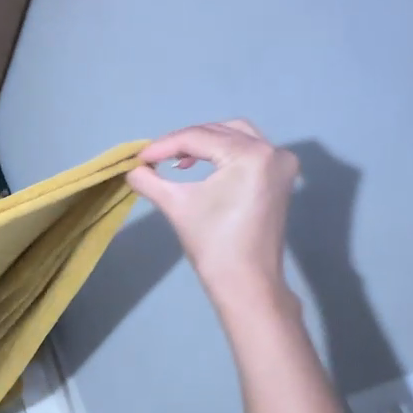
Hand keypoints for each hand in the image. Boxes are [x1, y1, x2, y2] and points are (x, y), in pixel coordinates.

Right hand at [125, 121, 300, 307]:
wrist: (245, 281)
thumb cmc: (212, 243)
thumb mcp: (176, 205)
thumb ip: (149, 180)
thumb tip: (132, 168)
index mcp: (250, 155)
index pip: (198, 138)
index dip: (163, 145)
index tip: (137, 158)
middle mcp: (272, 151)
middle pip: (219, 131)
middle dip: (184, 140)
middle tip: (154, 157)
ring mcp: (281, 163)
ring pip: (235, 136)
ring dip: (204, 142)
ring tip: (175, 158)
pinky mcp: (280, 176)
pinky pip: (247, 150)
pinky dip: (222, 152)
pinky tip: (199, 166)